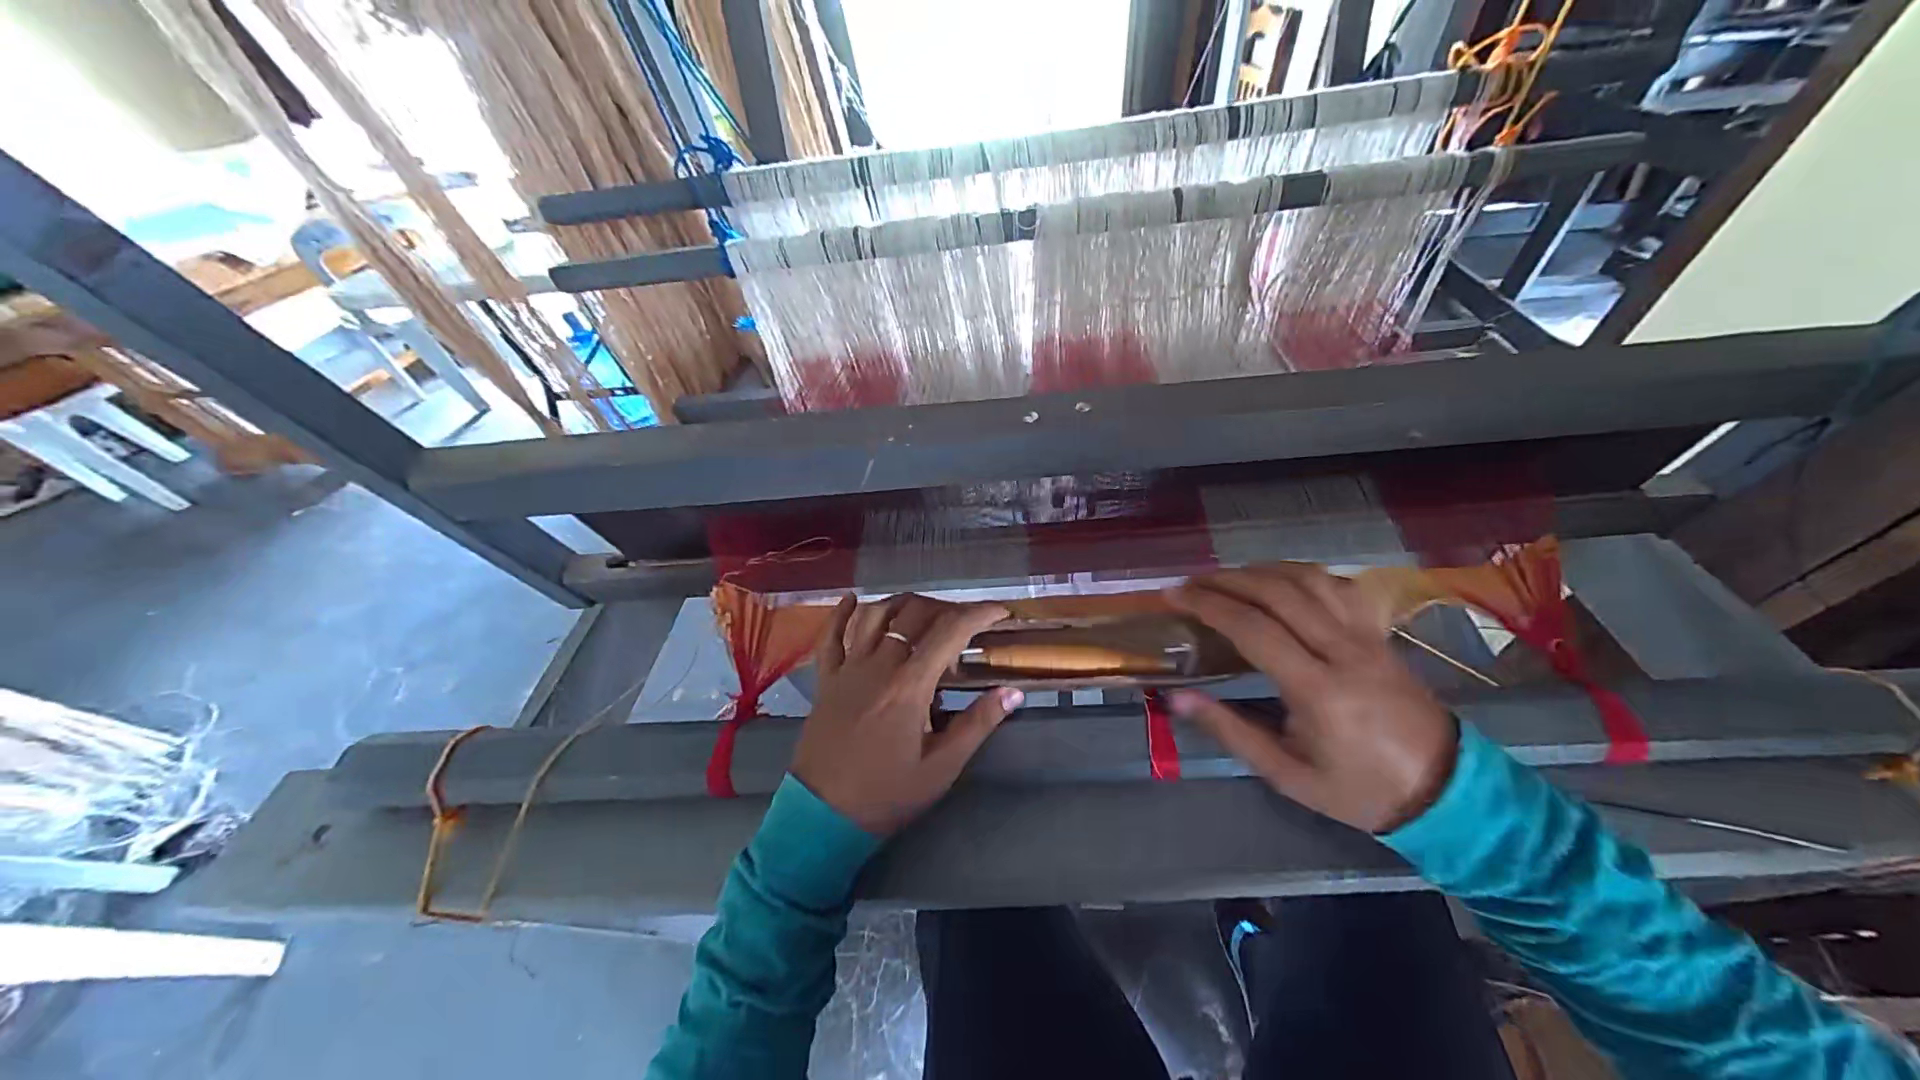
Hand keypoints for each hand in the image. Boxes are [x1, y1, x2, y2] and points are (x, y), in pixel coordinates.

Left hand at [792, 594, 1023, 834]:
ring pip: (875, 616)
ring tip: (925, 609)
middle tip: (966, 622)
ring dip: (903, 603)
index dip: (979, 614)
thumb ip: (977, 725)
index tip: (1000, 612)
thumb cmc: (886, 794)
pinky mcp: (826, 680)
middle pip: (914, 614)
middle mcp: (878, 666)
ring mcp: (848, 669)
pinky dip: (842, 613)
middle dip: (946, 608)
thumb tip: (1013, 692)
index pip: (950, 632)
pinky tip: (853, 599)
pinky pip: (831, 636)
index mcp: (910, 686)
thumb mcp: (941, 768)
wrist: (822, 815)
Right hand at [1164, 564, 1457, 833]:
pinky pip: (1338, 587)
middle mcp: (1343, 651)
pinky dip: (1301, 574)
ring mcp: (1367, 636)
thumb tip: (1177, 697)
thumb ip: (1230, 730)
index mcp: (1318, 690)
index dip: (1208, 605)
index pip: (1253, 629)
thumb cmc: (1357, 788)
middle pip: (1278, 592)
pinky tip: (1279, 581)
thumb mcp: (1286, 773)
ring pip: (1310, 579)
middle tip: (1190, 583)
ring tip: (1226, 578)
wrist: (1444, 790)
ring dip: (1261, 570)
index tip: (1174, 596)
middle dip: (1226, 580)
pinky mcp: (1380, 633)